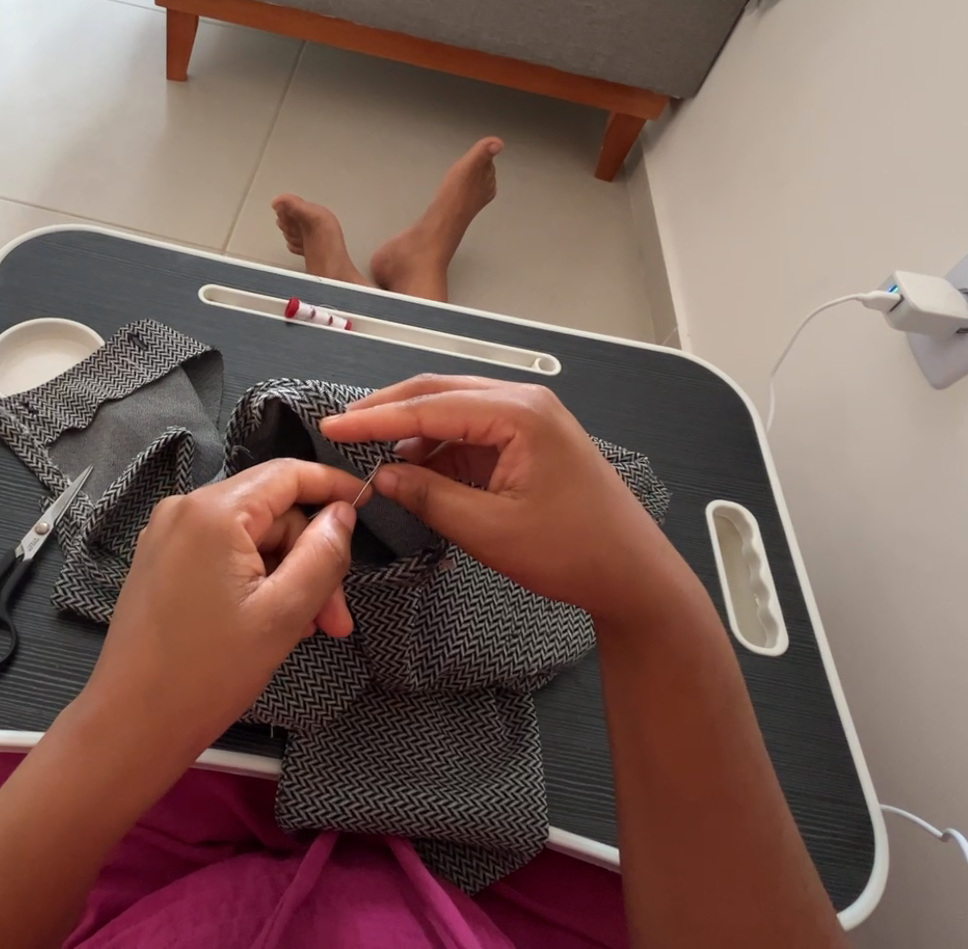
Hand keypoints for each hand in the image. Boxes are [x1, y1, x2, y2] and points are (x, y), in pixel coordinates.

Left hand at [79, 459, 361, 761]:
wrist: (132, 726)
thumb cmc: (210, 671)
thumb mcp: (284, 613)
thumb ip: (323, 555)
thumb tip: (343, 513)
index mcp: (213, 511)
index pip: (287, 474)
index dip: (333, 485)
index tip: (369, 504)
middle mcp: (184, 509)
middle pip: (272, 514)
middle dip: (309, 560)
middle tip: (335, 619)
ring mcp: (168, 535)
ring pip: (251, 539)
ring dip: (286, 578)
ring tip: (306, 631)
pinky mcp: (161, 562)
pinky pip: (224, 554)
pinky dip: (255, 581)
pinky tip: (271, 623)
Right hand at [320, 375, 694, 630]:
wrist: (634, 575)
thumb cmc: (573, 552)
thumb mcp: (489, 529)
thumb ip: (428, 496)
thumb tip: (382, 476)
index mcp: (520, 413)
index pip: (430, 405)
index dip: (375, 419)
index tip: (333, 427)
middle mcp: (525, 402)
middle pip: (440, 393)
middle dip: (389, 412)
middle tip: (344, 428)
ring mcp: (530, 419)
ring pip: (454, 410)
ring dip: (414, 431)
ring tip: (373, 454)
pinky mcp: (528, 440)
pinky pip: (472, 432)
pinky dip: (439, 448)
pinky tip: (415, 467)